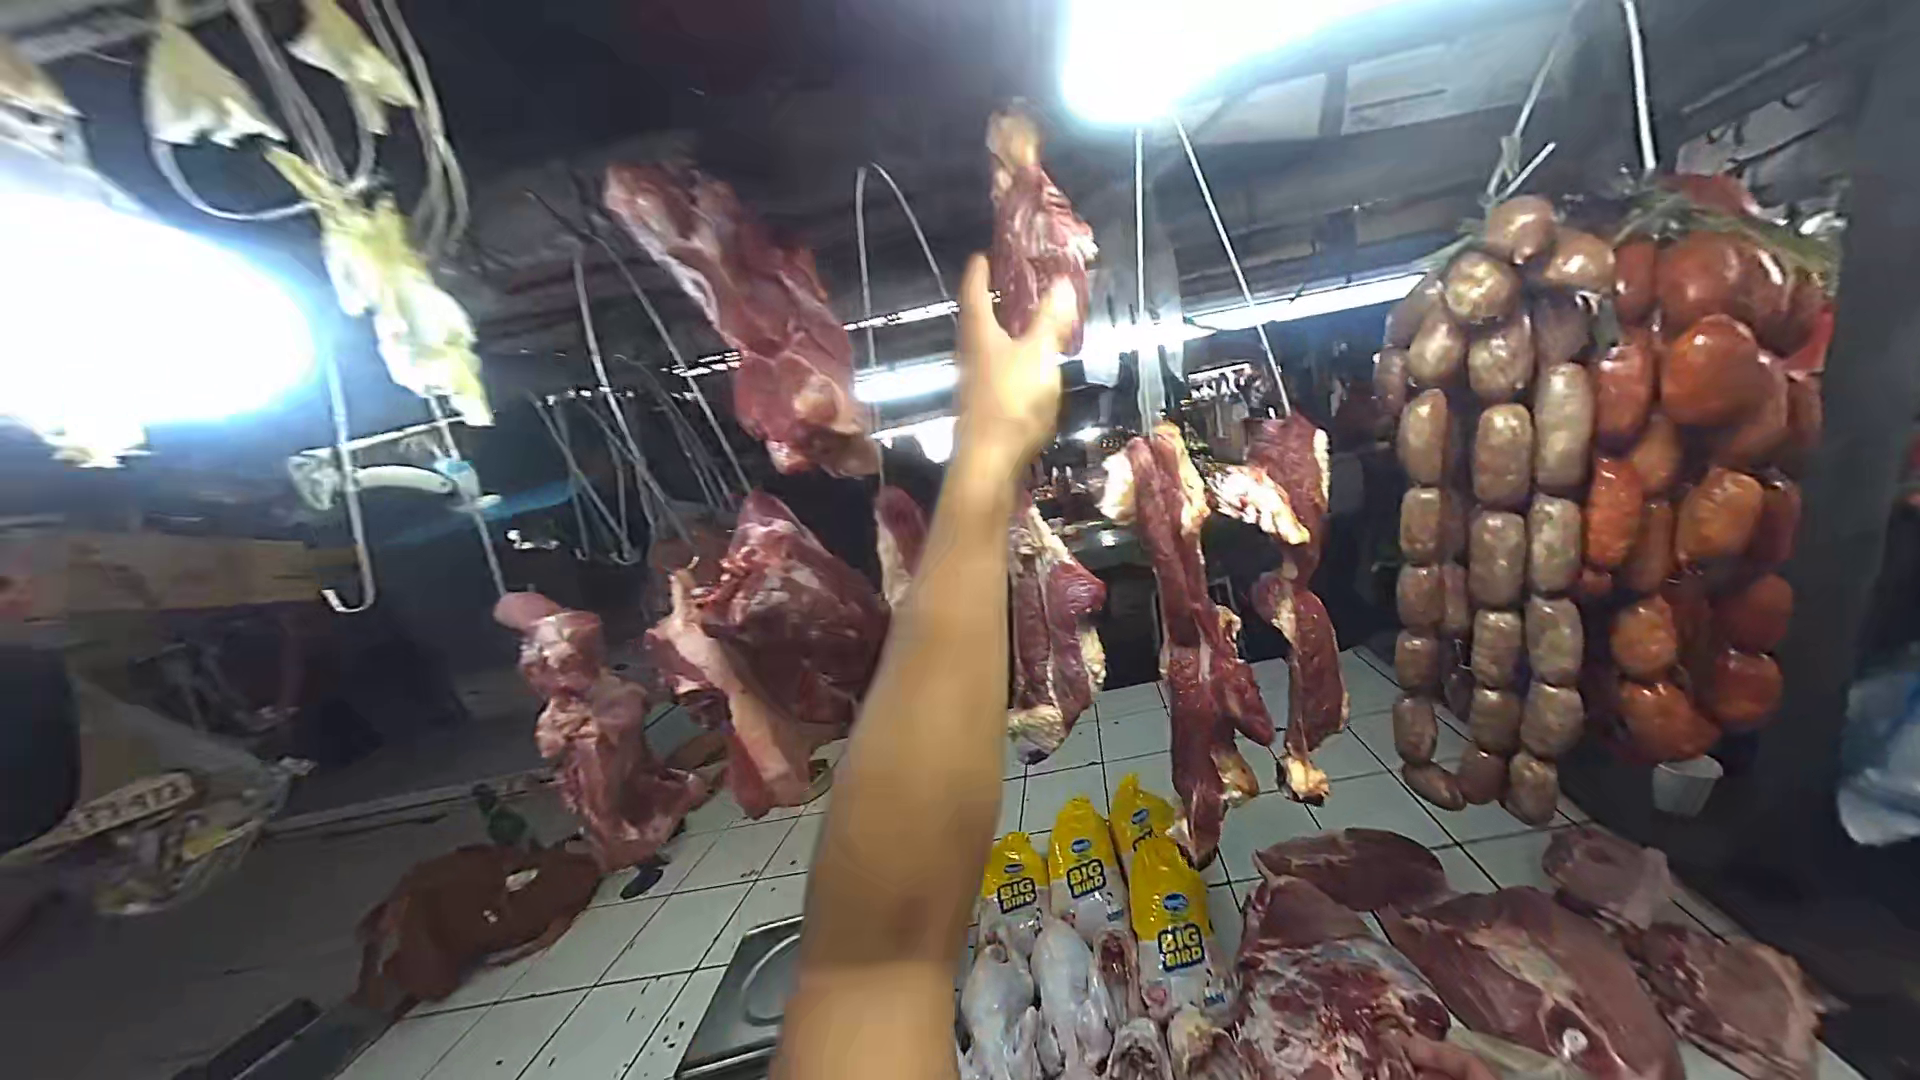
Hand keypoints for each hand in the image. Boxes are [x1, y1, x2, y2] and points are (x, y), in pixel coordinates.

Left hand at [952, 254, 1076, 476]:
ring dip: (1002, 334)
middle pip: (977, 322)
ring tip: (1024, 325)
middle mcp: (970, 356)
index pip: (974, 293)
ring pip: (987, 349)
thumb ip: (1050, 320)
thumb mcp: (1039, 355)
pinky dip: (1010, 361)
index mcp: (980, 335)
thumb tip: (1062, 282)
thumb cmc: (1012, 402)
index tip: (983, 256)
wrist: (989, 462)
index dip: (979, 272)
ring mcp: (974, 385)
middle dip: (991, 303)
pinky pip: (997, 373)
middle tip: (1009, 287)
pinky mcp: (983, 409)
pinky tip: (1027, 370)